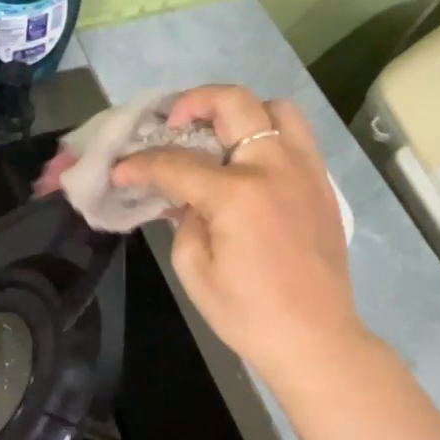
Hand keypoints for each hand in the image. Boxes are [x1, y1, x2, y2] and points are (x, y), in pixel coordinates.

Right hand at [110, 85, 368, 381]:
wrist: (313, 337)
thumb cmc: (245, 311)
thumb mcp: (193, 266)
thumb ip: (183, 219)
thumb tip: (182, 198)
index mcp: (238, 194)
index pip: (176, 164)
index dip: (139, 165)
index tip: (119, 170)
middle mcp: (275, 168)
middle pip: (235, 104)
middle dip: (194, 103)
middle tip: (172, 122)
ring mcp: (305, 172)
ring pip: (276, 109)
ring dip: (240, 111)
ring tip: (216, 135)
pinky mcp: (321, 185)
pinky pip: (295, 138)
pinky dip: (266, 135)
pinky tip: (244, 164)